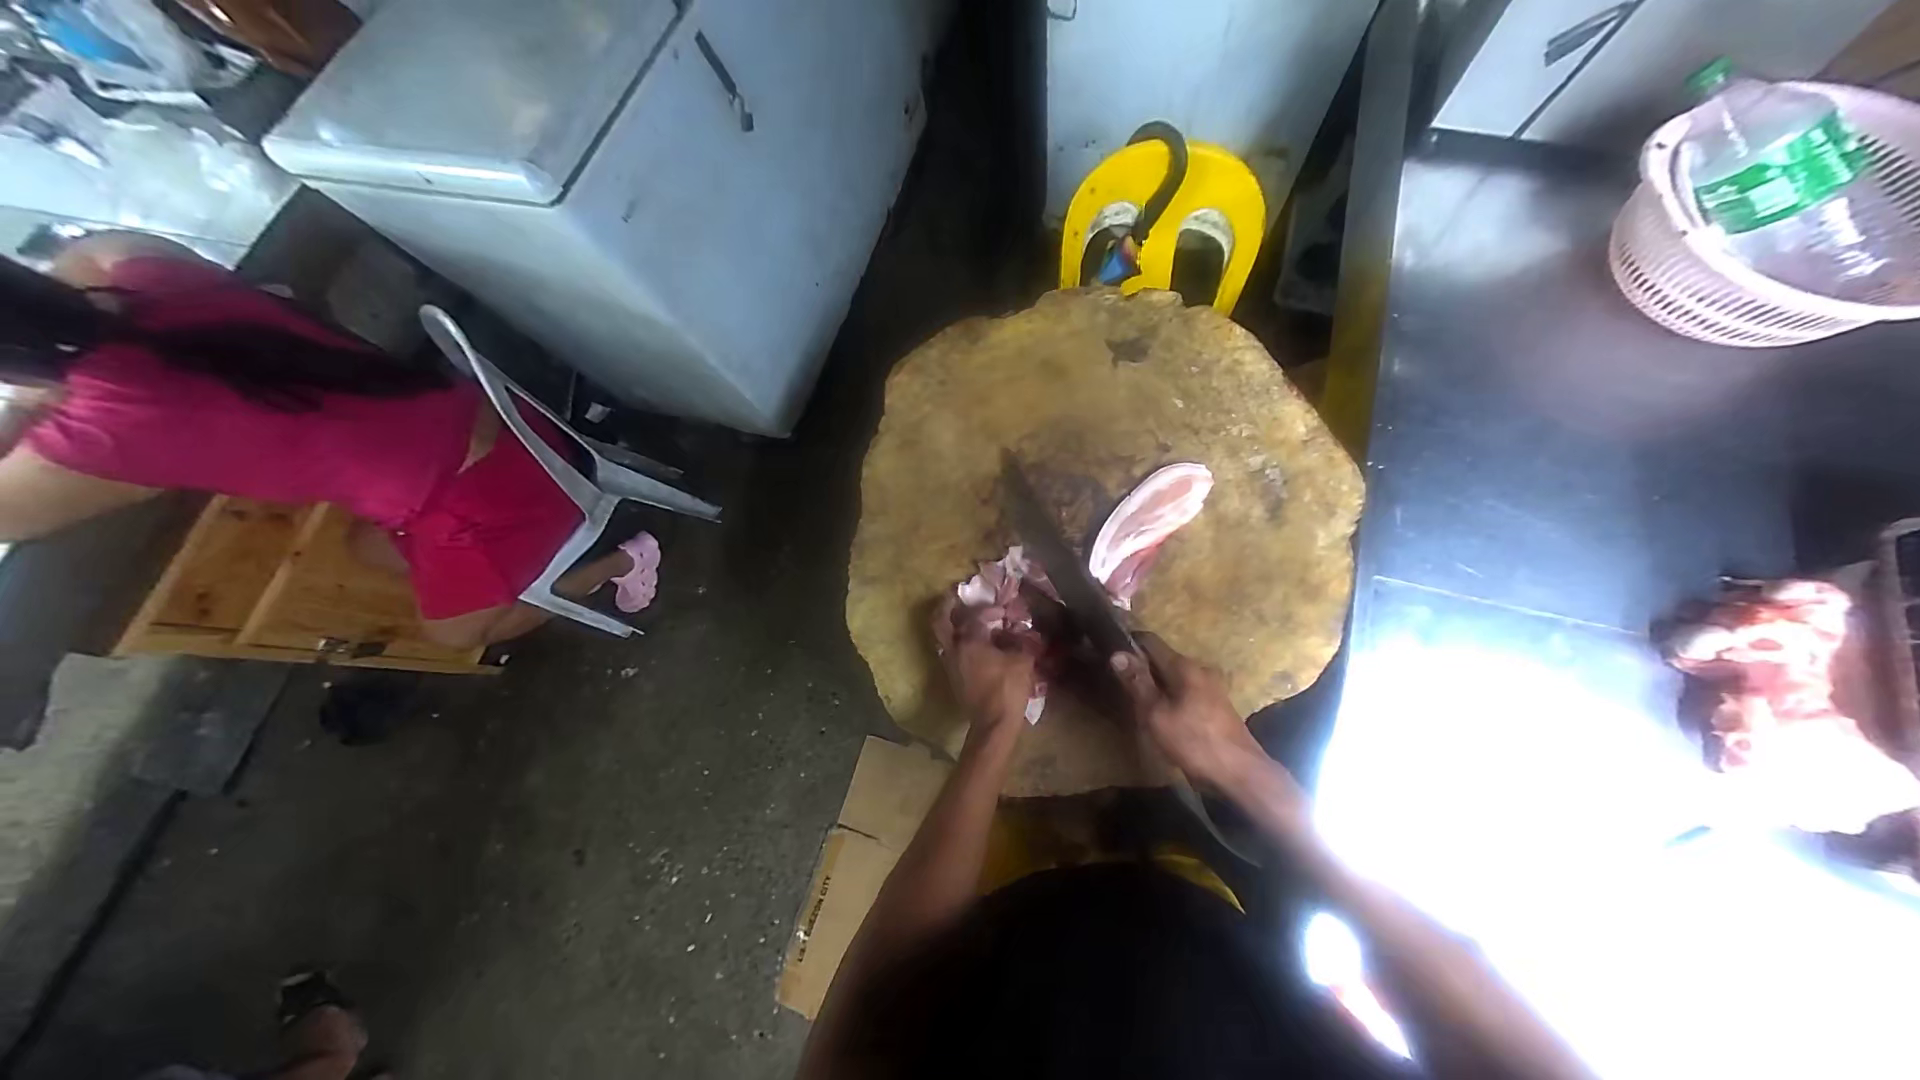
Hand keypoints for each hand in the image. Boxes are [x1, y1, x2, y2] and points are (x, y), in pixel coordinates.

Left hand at [932, 595, 1041, 734]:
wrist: (993, 723)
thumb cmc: (1007, 688)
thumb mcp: (1022, 660)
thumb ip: (1021, 641)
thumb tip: (1021, 632)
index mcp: (969, 641)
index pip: (976, 616)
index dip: (990, 610)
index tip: (1003, 612)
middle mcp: (953, 649)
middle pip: (940, 621)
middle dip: (946, 606)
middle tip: (954, 596)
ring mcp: (950, 664)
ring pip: (942, 638)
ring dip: (950, 626)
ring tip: (963, 619)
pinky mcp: (953, 678)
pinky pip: (950, 652)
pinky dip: (957, 642)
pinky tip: (972, 644)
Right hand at [1109, 633, 1271, 792]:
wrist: (1240, 774)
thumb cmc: (1194, 742)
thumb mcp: (1156, 714)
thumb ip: (1137, 683)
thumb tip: (1117, 653)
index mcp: (1184, 666)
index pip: (1150, 641)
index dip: (1128, 644)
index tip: (1109, 654)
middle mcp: (1200, 670)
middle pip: (1163, 660)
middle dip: (1141, 668)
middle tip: (1119, 684)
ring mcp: (1212, 688)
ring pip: (1174, 678)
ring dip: (1156, 686)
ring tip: (1136, 702)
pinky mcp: (1216, 706)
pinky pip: (1185, 692)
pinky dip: (1170, 698)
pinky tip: (1161, 716)